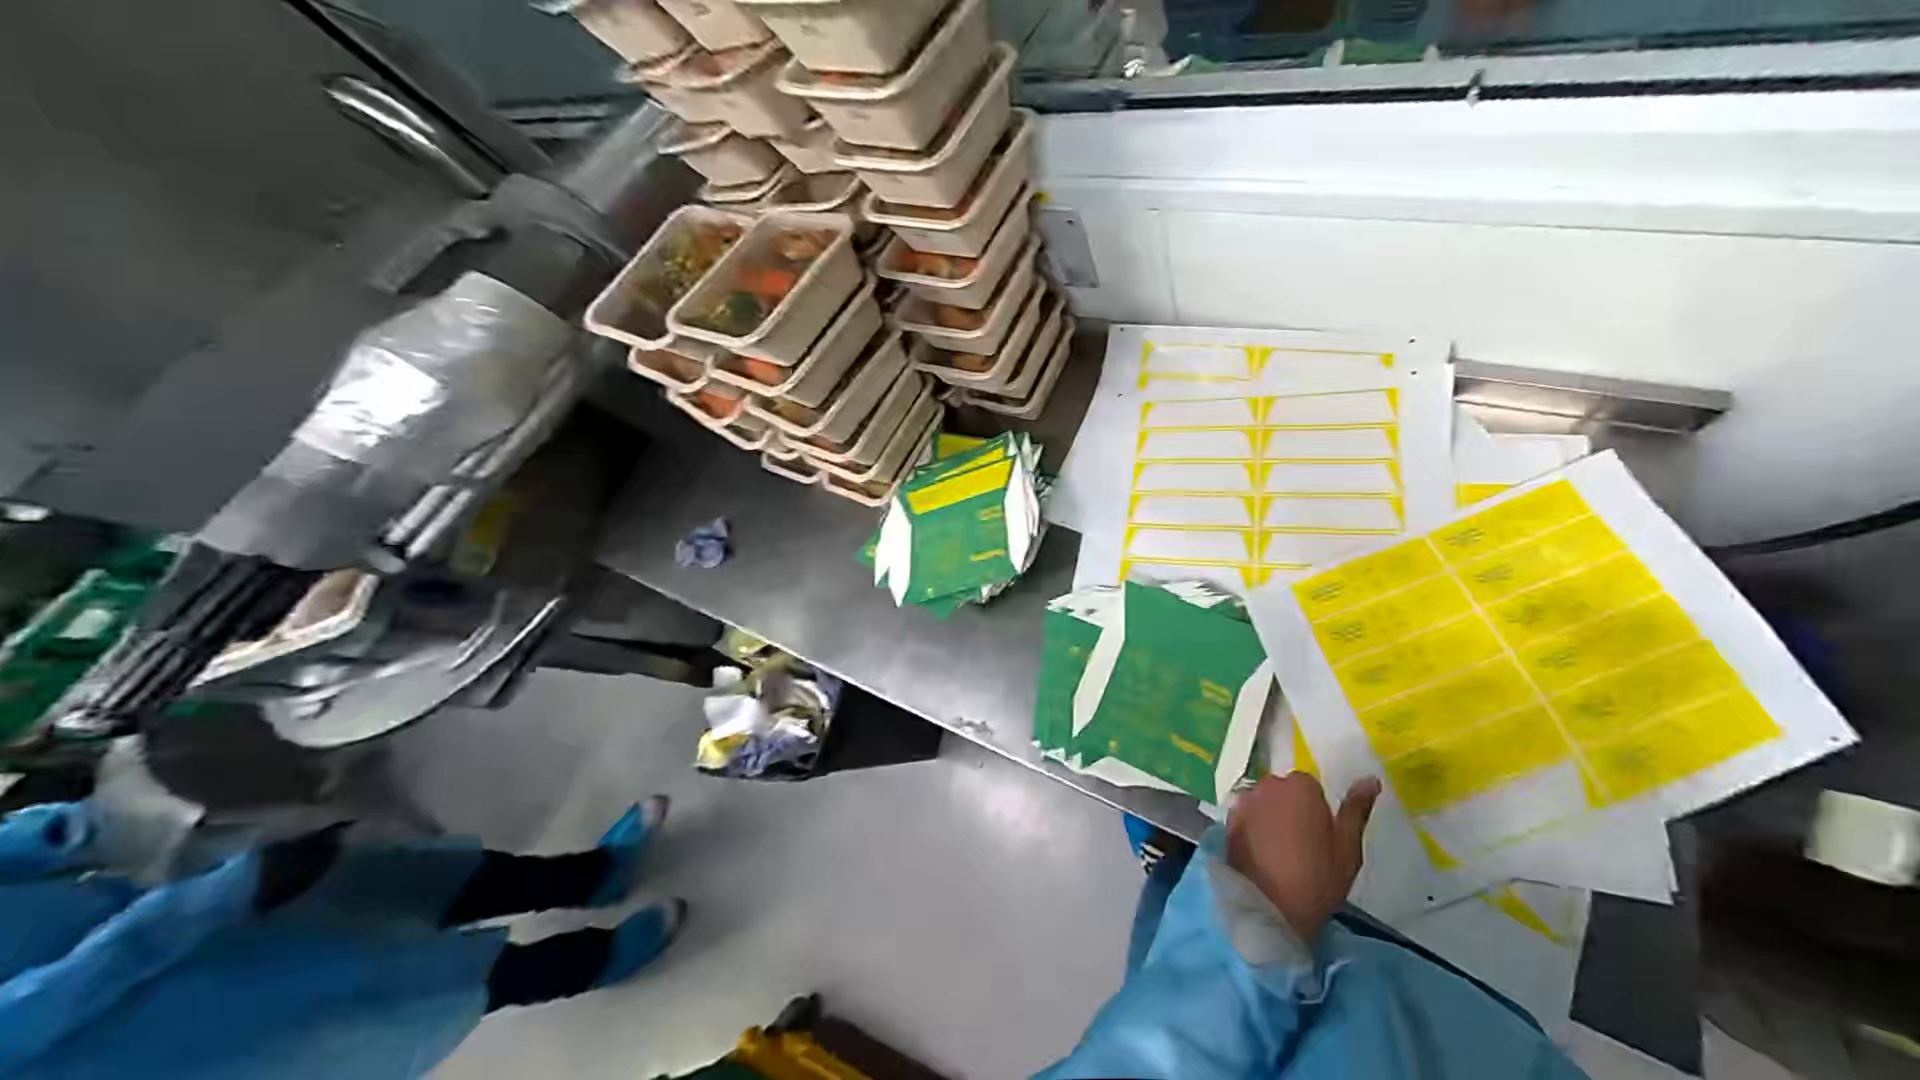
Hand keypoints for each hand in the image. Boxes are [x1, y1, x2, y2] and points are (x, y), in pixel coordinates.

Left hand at [1225, 772, 1380, 941]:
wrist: (1271, 907)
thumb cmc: (1318, 879)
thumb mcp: (1348, 848)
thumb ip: (1356, 810)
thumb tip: (1370, 779)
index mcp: (1300, 787)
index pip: (1309, 787)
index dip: (1316, 810)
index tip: (1320, 835)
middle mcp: (1267, 785)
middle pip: (1283, 790)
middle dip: (1291, 808)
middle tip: (1301, 844)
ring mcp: (1244, 801)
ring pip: (1263, 802)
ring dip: (1270, 816)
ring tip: (1279, 850)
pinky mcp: (1227, 818)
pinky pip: (1246, 815)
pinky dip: (1253, 826)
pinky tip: (1261, 851)